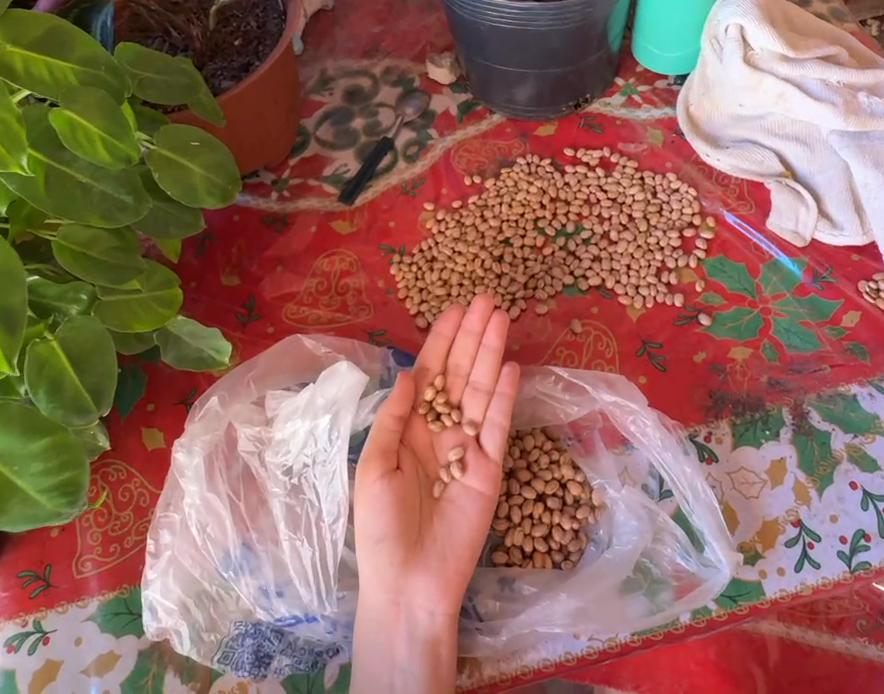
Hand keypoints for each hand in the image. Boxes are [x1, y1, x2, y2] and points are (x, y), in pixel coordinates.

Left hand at [354, 294, 519, 620]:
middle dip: (471, 336)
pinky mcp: (491, 469)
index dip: (442, 341)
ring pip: (482, 391)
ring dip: (491, 354)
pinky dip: (505, 397)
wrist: (408, 583)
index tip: (454, 309)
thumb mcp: (374, 466)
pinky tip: (510, 367)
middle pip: (460, 374)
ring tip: (500, 319)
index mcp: (410, 426)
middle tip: (485, 300)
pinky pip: (499, 426)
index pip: (430, 373)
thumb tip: (410, 372)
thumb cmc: (380, 526)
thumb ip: (393, 417)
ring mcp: (469, 447)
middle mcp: (441, 428)